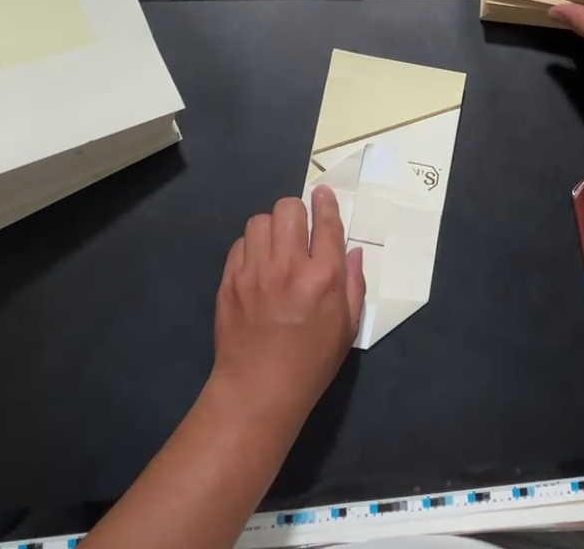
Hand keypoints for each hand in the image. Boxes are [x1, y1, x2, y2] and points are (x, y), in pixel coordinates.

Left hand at [210, 186, 364, 425]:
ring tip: (277, 247)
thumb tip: (353, 252)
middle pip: (288, 209)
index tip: (323, 193)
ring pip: (260, 221)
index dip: (326, 202)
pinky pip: (240, 244)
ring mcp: (254, 272)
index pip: (326, 223)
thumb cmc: (311, 362)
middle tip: (300, 230)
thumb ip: (354, 284)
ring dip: (272, 228)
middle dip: (297, 212)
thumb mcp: (347, 328)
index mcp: (323, 278)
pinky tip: (258, 265)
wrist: (258, 390)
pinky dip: (252, 247)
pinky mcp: (229, 280)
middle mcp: (288, 267)